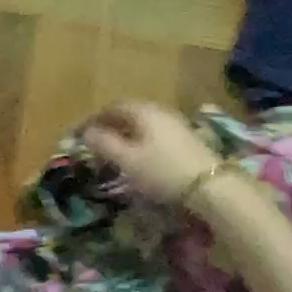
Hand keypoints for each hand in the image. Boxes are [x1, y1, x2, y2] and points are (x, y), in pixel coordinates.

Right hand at [80, 101, 222, 204]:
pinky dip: (142, 139)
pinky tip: (141, 155)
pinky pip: (156, 132)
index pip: (113, 106)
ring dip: (127, 132)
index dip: (95, 118)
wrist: (210, 185)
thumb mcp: (128, 160)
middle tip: (97, 141)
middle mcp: (160, 111)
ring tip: (116, 150)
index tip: (81, 133)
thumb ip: (105, 144)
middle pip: (130, 112)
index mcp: (143, 111)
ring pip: (144, 122)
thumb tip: (87, 132)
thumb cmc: (163, 171)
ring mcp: (176, 123)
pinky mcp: (187, 138)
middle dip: (111, 124)